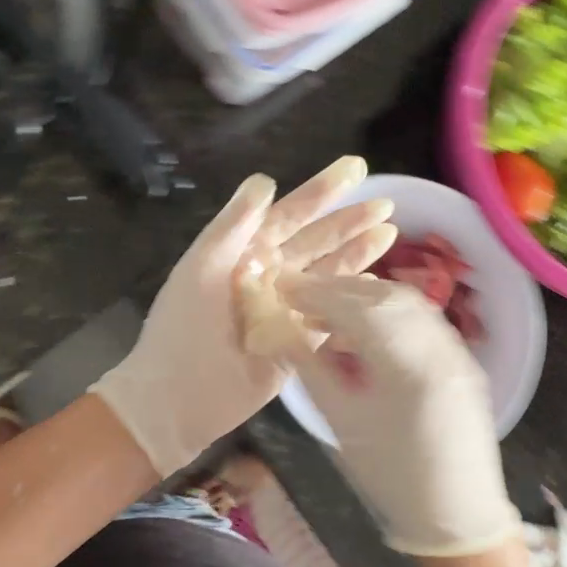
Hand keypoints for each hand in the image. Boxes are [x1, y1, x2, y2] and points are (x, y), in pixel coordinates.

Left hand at [91, 159, 395, 477]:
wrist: (176, 398)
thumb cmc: (182, 328)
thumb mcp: (201, 268)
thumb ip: (232, 226)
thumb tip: (265, 180)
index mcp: (240, 255)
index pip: (286, 216)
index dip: (320, 192)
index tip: (354, 168)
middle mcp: (265, 277)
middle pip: (313, 243)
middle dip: (347, 222)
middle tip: (386, 203)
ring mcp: (282, 312)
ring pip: (326, 277)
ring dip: (355, 255)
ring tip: (390, 232)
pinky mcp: (296, 347)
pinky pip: (329, 318)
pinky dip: (351, 301)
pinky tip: (377, 284)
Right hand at [280, 273, 519, 555]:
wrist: (456, 514)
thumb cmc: (391, 476)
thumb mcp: (341, 422)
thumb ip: (310, 370)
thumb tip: (278, 332)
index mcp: (407, 365)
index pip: (356, 308)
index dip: (315, 293)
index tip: (281, 286)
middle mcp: (438, 347)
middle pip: (384, 296)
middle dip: (338, 288)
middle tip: (298, 293)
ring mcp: (455, 351)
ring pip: (406, 303)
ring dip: (362, 297)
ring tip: (324, 310)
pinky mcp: (461, 360)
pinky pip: (421, 319)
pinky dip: (386, 312)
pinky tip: (360, 330)